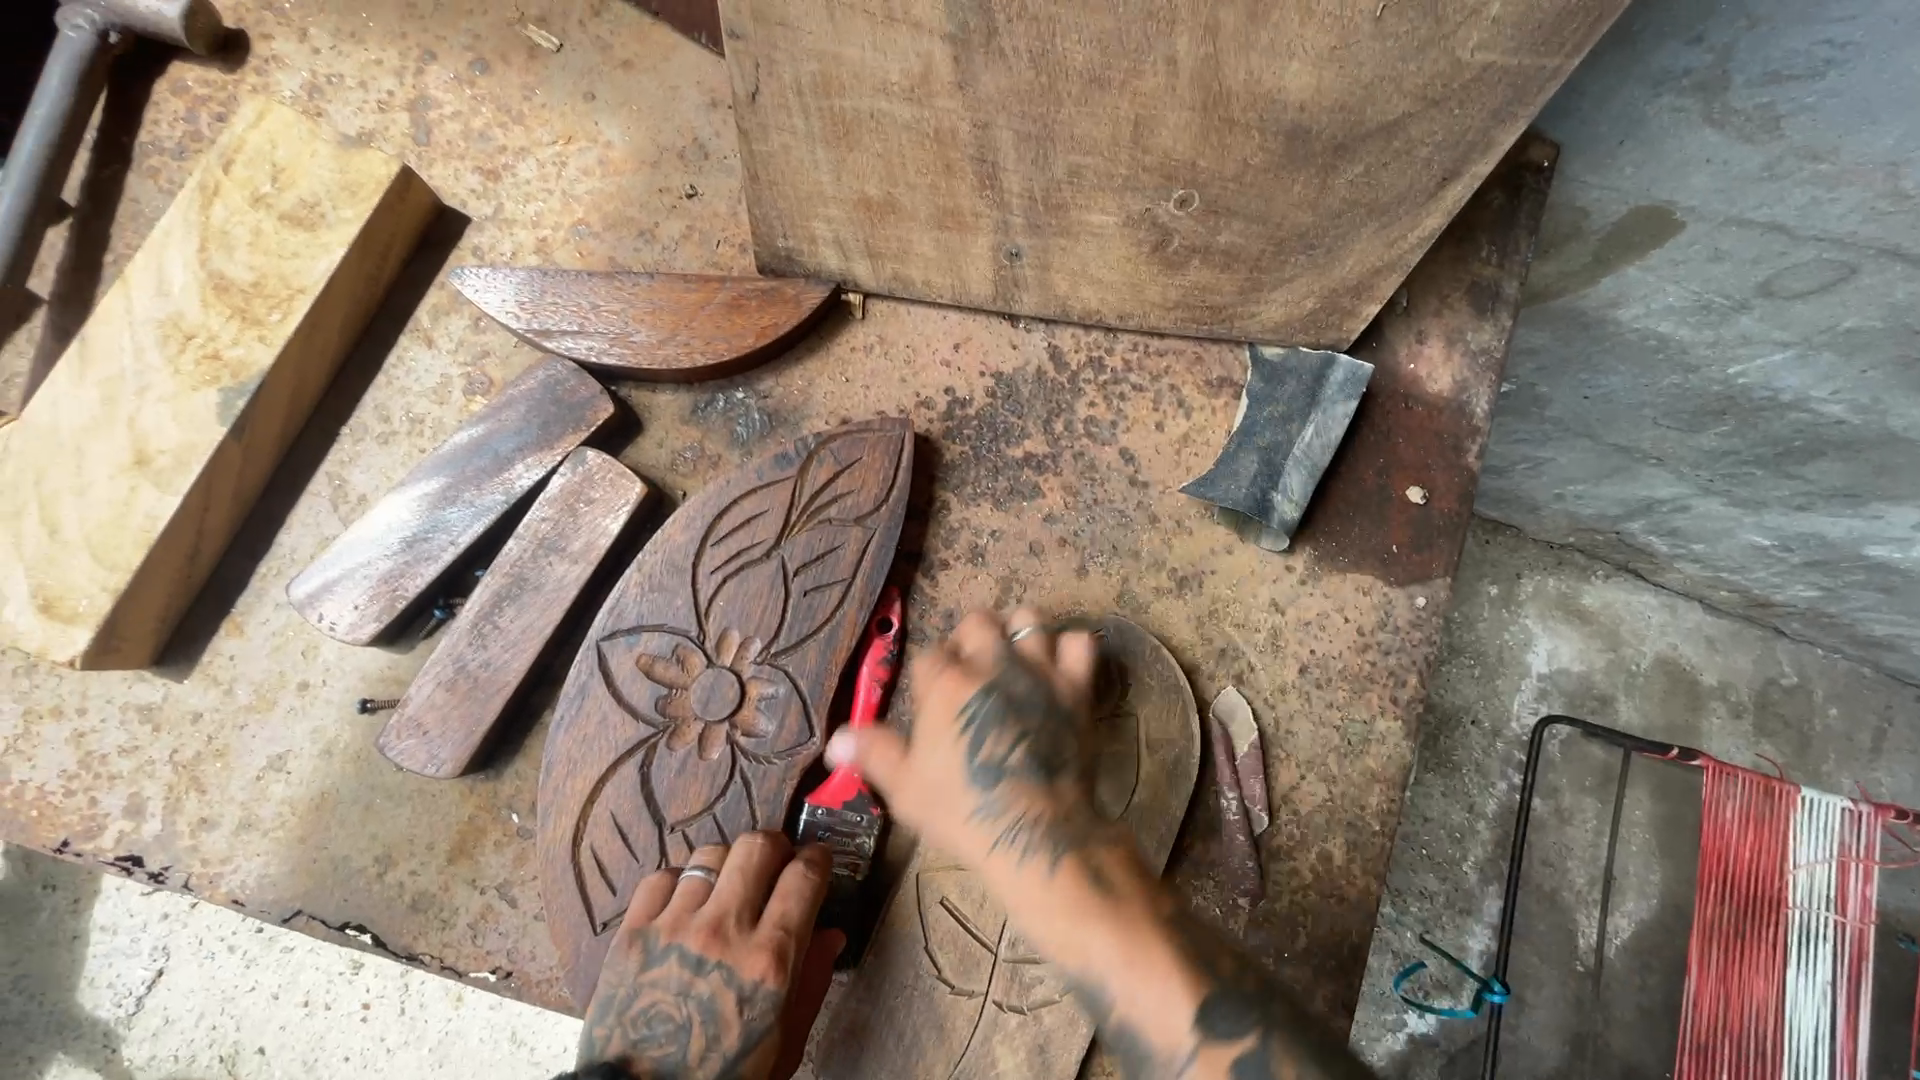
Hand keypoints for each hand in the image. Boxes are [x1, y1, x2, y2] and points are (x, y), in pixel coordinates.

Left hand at [578, 833, 843, 1079]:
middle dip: (775, 848)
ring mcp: (674, 927)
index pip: (804, 875)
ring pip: (710, 854)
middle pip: (758, 846)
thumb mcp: (784, 1045)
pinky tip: (684, 905)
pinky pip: (661, 877)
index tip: (817, 861)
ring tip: (726, 887)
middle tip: (775, 866)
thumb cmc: (725, 1077)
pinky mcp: (632, 933)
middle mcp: (725, 930)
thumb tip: (832, 934)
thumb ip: (812, 984)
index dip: (817, 858)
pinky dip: (678, 883)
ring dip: (727, 865)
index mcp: (770, 961)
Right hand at [824, 607, 1108, 881]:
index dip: (931, 674)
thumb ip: (873, 753)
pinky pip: (1080, 642)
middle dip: (971, 640)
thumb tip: (835, 738)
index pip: (930, 654)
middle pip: (977, 621)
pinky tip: (1061, 668)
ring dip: (1019, 633)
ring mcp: (1038, 670)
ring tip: (1016, 660)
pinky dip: (1071, 649)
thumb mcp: (906, 789)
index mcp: (945, 683)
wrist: (1036, 833)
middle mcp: (990, 664)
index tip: (935, 697)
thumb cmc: (964, 812)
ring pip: (1028, 618)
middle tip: (973, 672)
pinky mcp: (1076, 686)